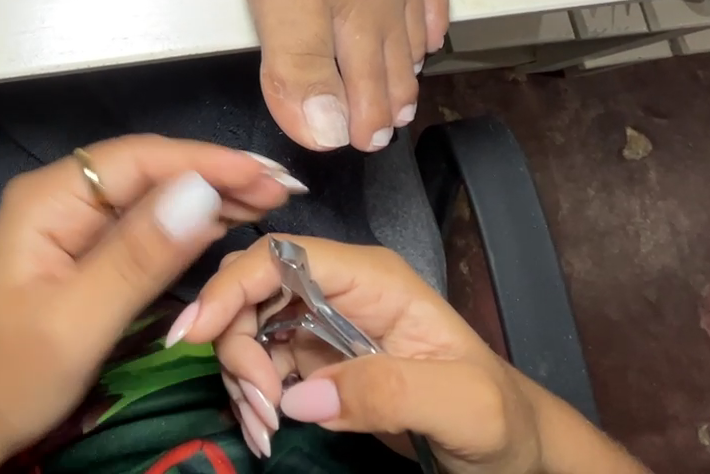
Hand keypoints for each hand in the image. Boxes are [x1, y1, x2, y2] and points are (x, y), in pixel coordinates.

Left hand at [0, 137, 306, 472]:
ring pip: (152, 190)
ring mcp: (75, 218)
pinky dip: (190, 217)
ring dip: (209, 191)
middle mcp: (62, 194)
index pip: (136, 161)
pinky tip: (228, 217)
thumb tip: (199, 192)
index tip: (262, 174)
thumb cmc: (14, 376)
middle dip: (214, 172)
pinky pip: (147, 220)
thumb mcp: (78, 320)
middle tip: (280, 186)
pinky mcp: (88, 244)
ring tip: (269, 198)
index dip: (203, 161)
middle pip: (147, 168)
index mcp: (48, 198)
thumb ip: (137, 255)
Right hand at [183, 236, 540, 473]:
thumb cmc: (499, 418)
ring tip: (265, 429)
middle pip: (253, 286)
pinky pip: (259, 360)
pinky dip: (250, 393)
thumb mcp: (464, 407)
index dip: (233, 285)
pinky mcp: (311, 356)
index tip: (196, 333)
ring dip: (241, 373)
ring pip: (247, 323)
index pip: (283, 256)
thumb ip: (387, 392)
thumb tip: (300, 397)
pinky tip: (266, 429)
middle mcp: (337, 288)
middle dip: (235, 339)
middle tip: (258, 405)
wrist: (513, 453)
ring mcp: (321, 321)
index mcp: (369, 276)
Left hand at [244, 0, 448, 151]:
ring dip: (405, 71)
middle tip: (381, 130)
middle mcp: (383, 2)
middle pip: (387, 67)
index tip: (358, 144)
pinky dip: (431, 23)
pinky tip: (430, 29)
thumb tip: (328, 132)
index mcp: (348, 22)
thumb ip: (301, 63)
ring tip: (403, 94)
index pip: (359, 89)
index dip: (357, 122)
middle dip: (383, 104)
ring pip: (409, 35)